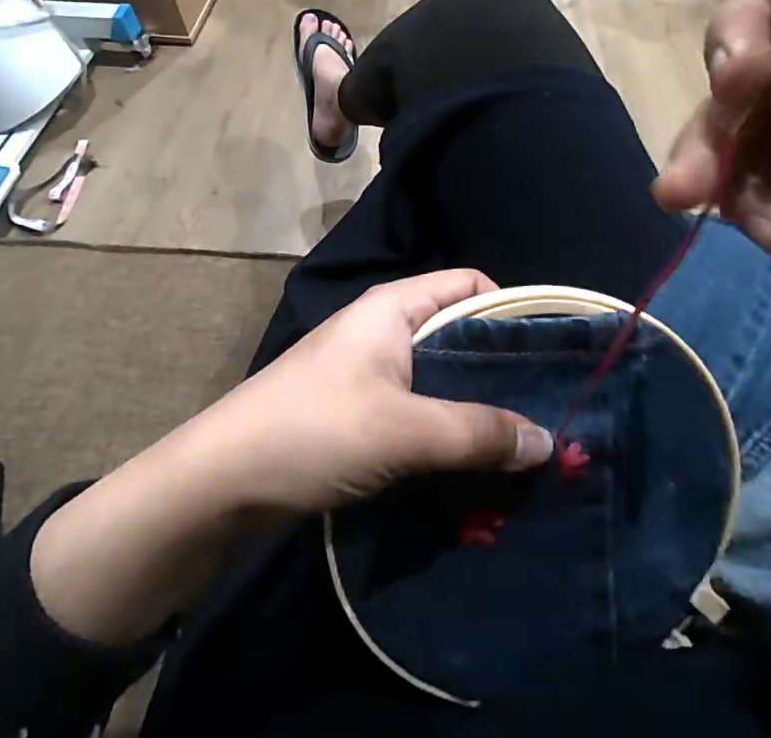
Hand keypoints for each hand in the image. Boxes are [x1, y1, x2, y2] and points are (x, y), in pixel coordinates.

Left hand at [30, 271, 550, 644]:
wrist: (218, 486)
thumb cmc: (312, 431)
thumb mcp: (403, 428)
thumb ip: (477, 432)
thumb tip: (548, 442)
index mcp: (392, 307)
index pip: (469, 284)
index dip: (512, 309)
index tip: (552, 354)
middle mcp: (383, 331)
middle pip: (460, 335)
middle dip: (502, 370)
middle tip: (550, 410)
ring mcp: (369, 375)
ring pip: (441, 380)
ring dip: (477, 410)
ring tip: (523, 445)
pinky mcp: (359, 416)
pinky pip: (420, 414)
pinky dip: (448, 435)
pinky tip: (476, 465)